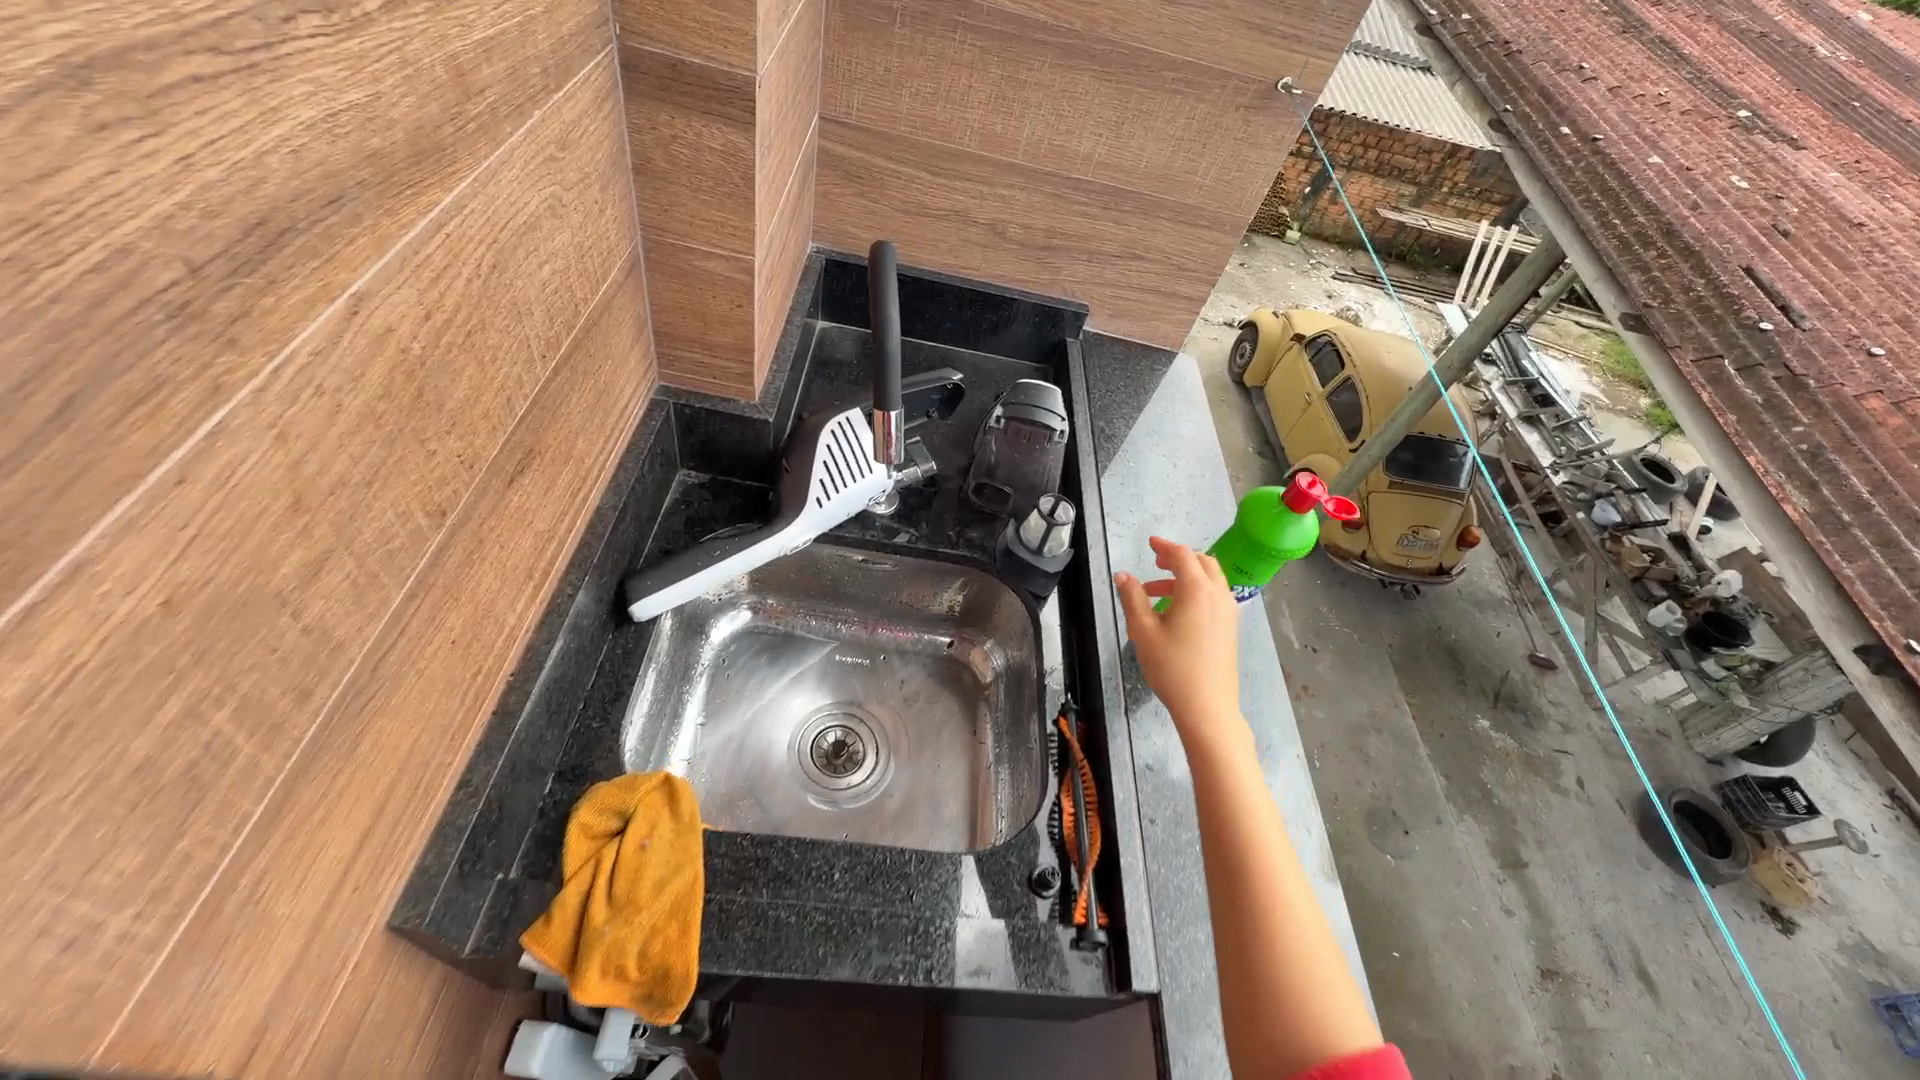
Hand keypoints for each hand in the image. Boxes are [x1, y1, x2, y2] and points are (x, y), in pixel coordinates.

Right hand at [1114, 537, 1245, 746]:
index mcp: (1197, 591)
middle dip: (1179, 558)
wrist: (1207, 706)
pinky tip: (1177, 612)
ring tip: (1156, 593)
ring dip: (1186, 578)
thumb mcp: (1143, 631)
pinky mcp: (1231, 628)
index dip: (1165, 546)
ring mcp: (1229, 612)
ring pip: (1211, 581)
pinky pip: (1215, 598)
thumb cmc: (1172, 667)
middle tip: (1156, 562)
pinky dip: (1197, 593)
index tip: (1151, 543)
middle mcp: (1218, 595)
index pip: (1183, 556)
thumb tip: (1123, 576)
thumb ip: (1133, 598)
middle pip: (1203, 563)